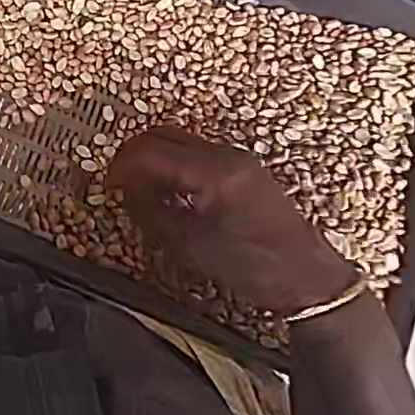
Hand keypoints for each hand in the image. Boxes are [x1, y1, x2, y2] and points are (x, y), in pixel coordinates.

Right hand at [105, 128, 356, 313]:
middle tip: (117, 183)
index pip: (150, 152)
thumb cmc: (251, 266)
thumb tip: (127, 192)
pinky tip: (166, 192)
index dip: (122, 166)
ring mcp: (236, 159)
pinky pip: (195, 154)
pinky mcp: (242, 169)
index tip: (107, 186)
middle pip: (162, 135)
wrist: (307, 278)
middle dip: (133, 155)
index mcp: (212, 172)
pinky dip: (172, 165)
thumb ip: (154, 213)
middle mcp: (224, 155)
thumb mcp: (192, 246)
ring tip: (138, 189)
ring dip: (152, 158)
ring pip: (179, 141)